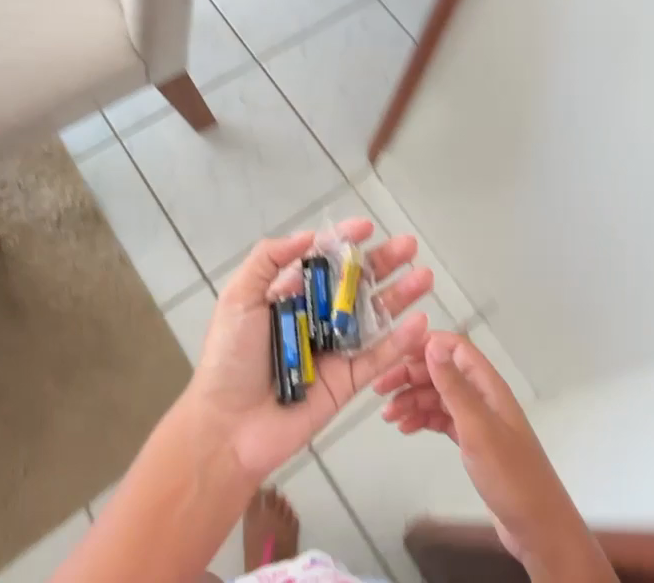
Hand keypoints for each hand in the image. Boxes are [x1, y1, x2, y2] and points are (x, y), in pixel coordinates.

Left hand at [186, 217, 432, 481]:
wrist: (228, 426)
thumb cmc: (229, 358)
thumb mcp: (238, 298)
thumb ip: (268, 260)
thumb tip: (308, 235)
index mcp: (289, 296)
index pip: (322, 261)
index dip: (345, 242)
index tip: (366, 227)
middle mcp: (315, 318)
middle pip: (356, 285)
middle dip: (383, 263)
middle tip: (409, 245)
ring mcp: (334, 350)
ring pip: (374, 317)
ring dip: (400, 295)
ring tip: (424, 275)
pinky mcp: (348, 382)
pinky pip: (379, 357)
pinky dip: (401, 340)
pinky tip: (421, 320)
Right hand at [373, 333, 610, 579]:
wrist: (536, 526)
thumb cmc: (509, 474)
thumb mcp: (476, 427)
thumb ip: (453, 384)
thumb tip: (432, 342)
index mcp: (487, 385)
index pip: (454, 348)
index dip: (424, 345)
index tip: (393, 354)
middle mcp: (482, 396)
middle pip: (441, 371)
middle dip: (410, 376)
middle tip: (379, 390)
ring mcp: (478, 419)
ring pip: (438, 396)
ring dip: (412, 400)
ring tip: (387, 417)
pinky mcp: (473, 441)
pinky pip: (441, 419)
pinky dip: (422, 419)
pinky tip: (405, 428)